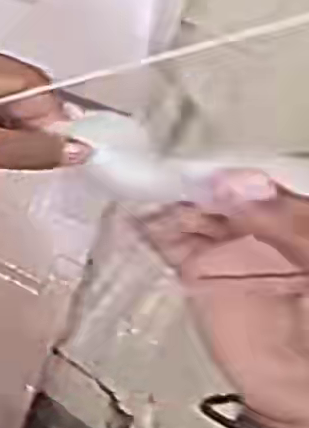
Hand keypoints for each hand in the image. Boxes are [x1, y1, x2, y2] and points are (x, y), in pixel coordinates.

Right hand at [143, 174, 308, 427]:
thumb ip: (287, 223)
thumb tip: (233, 182)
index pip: (281, 175)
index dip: (253, 165)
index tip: (219, 160)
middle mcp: (283, 227)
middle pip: (236, 186)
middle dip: (206, 176)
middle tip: (179, 171)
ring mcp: (241, 246)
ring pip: (199, 205)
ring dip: (173, 194)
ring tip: (152, 188)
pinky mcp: (199, 266)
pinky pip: (167, 235)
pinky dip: (148, 220)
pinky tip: (138, 209)